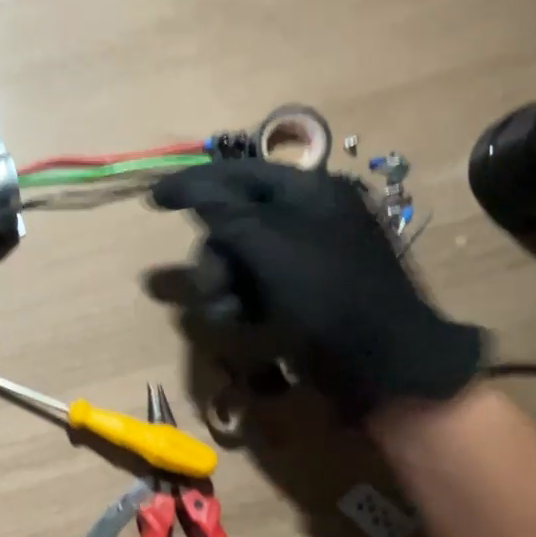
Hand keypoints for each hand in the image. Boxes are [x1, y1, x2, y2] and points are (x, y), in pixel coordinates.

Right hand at [150, 160, 485, 416]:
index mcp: (309, 193)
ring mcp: (304, 261)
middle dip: (213, 258)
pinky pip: (252, 293)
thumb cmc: (327, 295)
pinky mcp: (300, 298)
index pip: (239, 174)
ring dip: (221, 290)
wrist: (382, 362)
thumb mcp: (270, 244)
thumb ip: (225, 213)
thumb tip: (186, 186)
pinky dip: (240, 308)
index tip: (153, 201)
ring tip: (228, 316)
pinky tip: (242, 325)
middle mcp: (307, 220)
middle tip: (212, 286)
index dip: (193, 184)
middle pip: (232, 226)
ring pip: (237, 264)